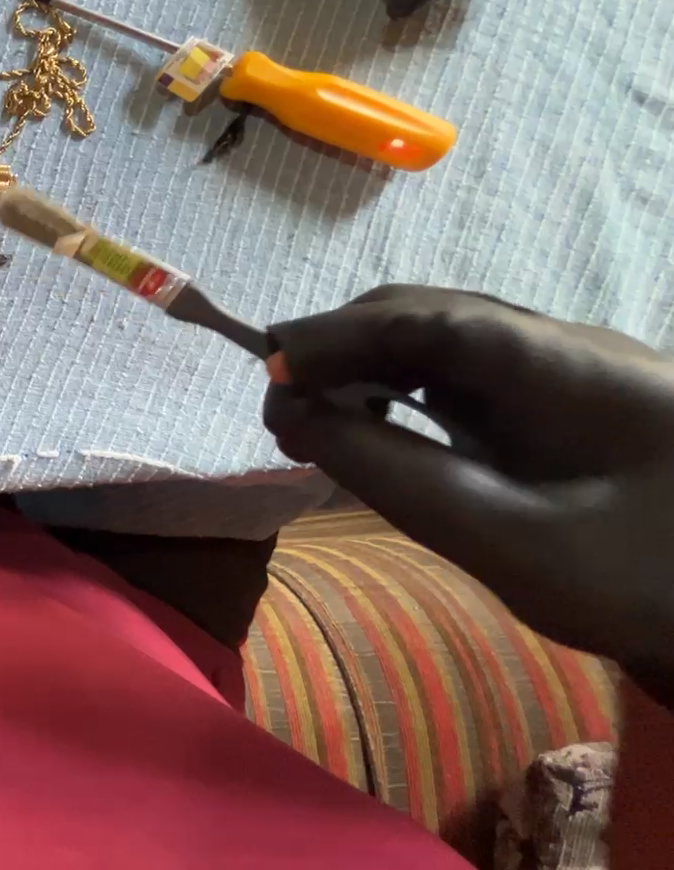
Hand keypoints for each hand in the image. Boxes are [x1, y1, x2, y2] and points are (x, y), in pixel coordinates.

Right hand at [263, 285, 673, 697]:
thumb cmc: (651, 591)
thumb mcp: (514, 547)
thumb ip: (393, 475)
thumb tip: (294, 415)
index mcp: (582, 375)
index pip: (435, 322)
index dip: (336, 338)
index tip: (269, 378)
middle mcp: (569, 347)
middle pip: (422, 312)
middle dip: (334, 349)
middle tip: (282, 415)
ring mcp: (562, 364)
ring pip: (426, 332)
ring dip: (354, 364)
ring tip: (314, 420)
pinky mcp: (551, 391)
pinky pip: (445, 363)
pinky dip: (386, 383)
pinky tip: (373, 423)